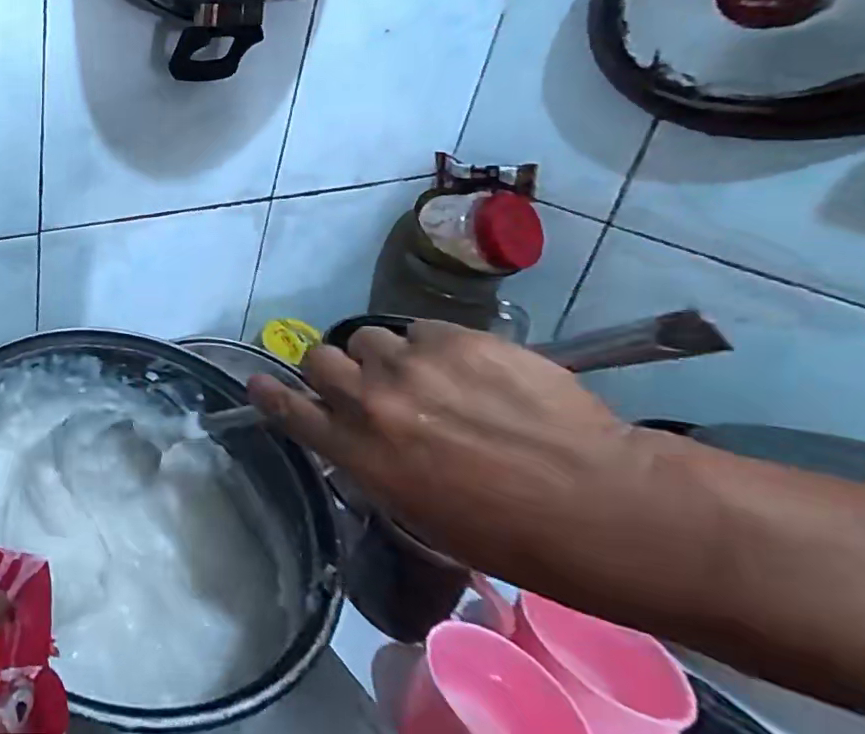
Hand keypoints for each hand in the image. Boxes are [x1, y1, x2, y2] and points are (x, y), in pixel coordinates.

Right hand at [248, 320, 654, 575]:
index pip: (290, 410)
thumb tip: (360, 435)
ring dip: (388, 356)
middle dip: (338, 370)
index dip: (271, 394)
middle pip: (319, 359)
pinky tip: (473, 372)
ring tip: (430, 376)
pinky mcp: (456, 339)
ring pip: (370, 339)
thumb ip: (372, 462)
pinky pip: (424, 330)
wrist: (605, 503)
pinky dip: (438, 348)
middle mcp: (371, 401)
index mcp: (358, 452)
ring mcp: (411, 364)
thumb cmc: (511, 533)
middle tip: (371, 385)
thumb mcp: (418, 511)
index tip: (259, 382)